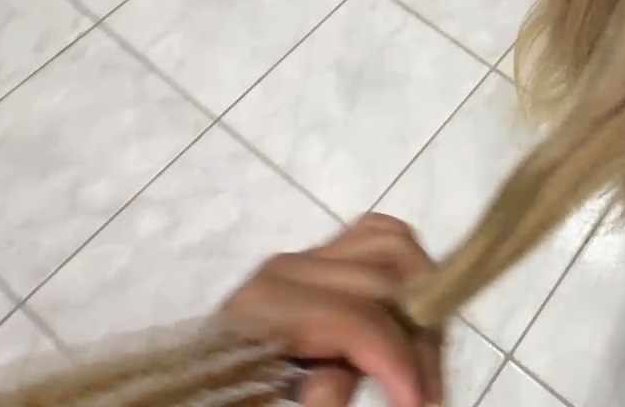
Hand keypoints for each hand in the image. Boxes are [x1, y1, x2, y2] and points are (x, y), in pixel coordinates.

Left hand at [218, 213, 443, 406]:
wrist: (193, 394)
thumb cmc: (230, 399)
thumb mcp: (267, 404)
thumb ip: (318, 394)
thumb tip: (345, 387)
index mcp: (264, 307)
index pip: (358, 321)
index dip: (398, 361)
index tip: (421, 403)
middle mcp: (289, 268)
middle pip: (386, 286)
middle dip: (419, 341)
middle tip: (431, 393)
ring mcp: (308, 254)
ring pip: (393, 247)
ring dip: (423, 296)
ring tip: (428, 352)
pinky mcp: (323, 253)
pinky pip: (380, 235)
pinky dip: (408, 261)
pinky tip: (416, 304)